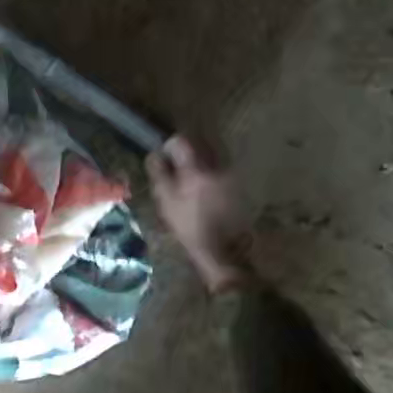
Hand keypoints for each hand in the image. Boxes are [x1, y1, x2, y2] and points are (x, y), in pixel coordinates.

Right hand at [144, 136, 253, 294]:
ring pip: (211, 155)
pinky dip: (210, 172)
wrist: (221, 250)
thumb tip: (155, 154)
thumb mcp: (166, 201)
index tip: (165, 158)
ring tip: (190, 179)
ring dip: (199, 161)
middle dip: (186, 151)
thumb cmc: (189, 226)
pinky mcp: (238, 184)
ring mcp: (230, 174)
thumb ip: (159, 172)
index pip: (181, 141)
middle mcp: (216, 166)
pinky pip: (220, 168)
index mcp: (196, 169)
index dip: (169, 146)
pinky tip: (204, 189)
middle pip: (198, 143)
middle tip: (176, 168)